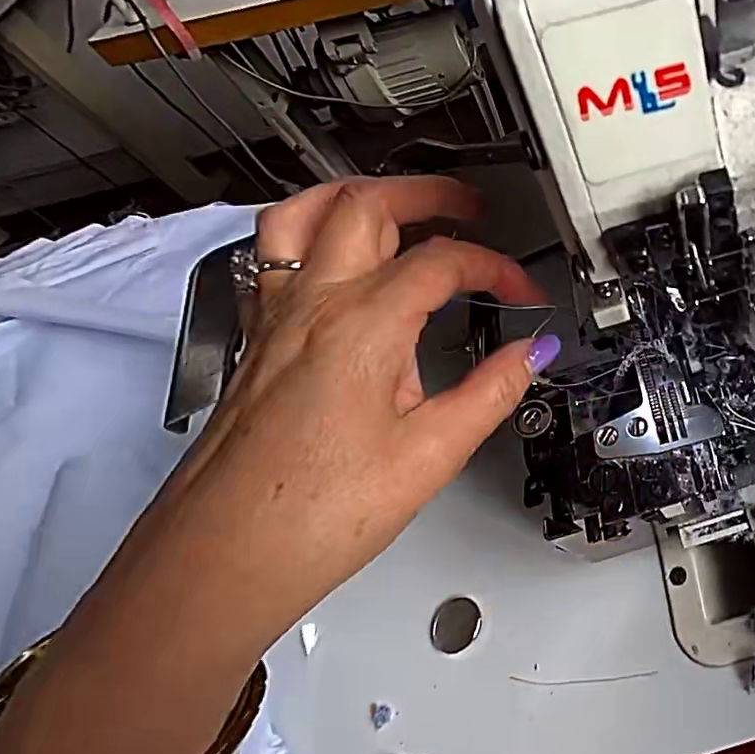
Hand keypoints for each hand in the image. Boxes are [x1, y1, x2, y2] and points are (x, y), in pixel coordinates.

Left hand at [90, 175, 559, 648]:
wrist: (223, 558)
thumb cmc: (316, 513)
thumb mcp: (434, 452)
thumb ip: (494, 390)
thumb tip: (531, 353)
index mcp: (361, 328)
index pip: (443, 262)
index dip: (498, 269)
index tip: (524, 295)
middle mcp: (309, 308)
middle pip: (365, 206)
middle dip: (428, 194)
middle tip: (471, 206)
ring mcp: (274, 320)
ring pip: (304, 214)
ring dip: (361, 196)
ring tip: (404, 204)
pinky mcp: (258, 342)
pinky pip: (276, 254)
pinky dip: (318, 232)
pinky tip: (344, 260)